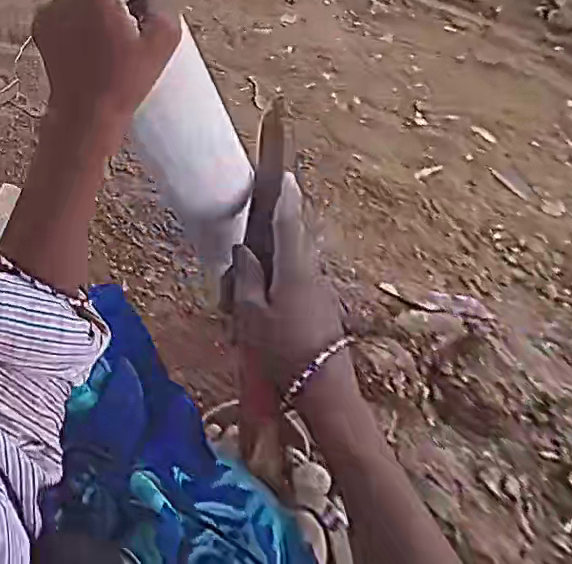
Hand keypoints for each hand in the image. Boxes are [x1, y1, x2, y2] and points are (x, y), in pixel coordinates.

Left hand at [30, 0, 181, 147]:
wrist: (85, 112)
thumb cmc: (125, 80)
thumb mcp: (164, 37)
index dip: (146, 4)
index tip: (141, 32)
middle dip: (122, 6)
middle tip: (126, 42)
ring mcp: (49, 8)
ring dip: (101, 13)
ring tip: (108, 47)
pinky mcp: (40, 24)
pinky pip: (71, 12)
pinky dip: (81, 23)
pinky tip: (89, 48)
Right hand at [230, 168, 348, 397]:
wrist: (327, 395)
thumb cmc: (283, 351)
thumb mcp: (253, 314)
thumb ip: (247, 277)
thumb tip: (244, 249)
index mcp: (294, 271)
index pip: (288, 224)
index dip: (286, 199)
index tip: (286, 176)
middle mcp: (311, 276)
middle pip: (290, 243)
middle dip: (274, 234)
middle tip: (253, 242)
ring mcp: (320, 294)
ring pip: (291, 265)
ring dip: (273, 264)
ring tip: (248, 285)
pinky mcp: (321, 309)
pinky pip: (295, 282)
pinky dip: (278, 282)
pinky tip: (263, 303)